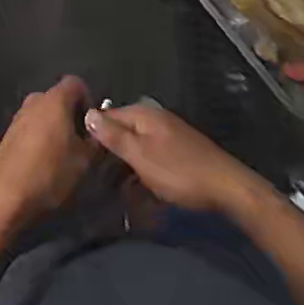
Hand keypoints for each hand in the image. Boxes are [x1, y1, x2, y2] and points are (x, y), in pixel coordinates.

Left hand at [0, 76, 97, 230]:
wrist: (6, 197)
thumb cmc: (50, 172)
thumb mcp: (85, 160)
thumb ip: (97, 140)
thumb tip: (99, 131)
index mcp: (56, 99)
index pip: (77, 83)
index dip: (88, 100)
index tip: (92, 124)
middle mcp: (36, 100)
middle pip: (60, 98)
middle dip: (72, 115)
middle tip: (81, 141)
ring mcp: (19, 116)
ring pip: (44, 113)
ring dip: (55, 127)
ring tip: (62, 154)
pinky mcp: (8, 134)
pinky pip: (31, 127)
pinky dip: (40, 137)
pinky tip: (43, 162)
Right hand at [85, 104, 269, 214]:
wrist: (224, 186)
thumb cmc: (178, 171)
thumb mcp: (140, 155)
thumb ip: (115, 136)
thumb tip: (89, 112)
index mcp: (145, 115)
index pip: (110, 116)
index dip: (94, 134)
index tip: (80, 156)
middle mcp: (156, 119)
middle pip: (123, 132)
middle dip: (110, 153)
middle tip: (94, 178)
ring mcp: (168, 136)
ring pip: (137, 149)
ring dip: (126, 168)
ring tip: (113, 190)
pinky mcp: (177, 153)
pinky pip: (151, 159)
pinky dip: (142, 173)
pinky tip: (138, 192)